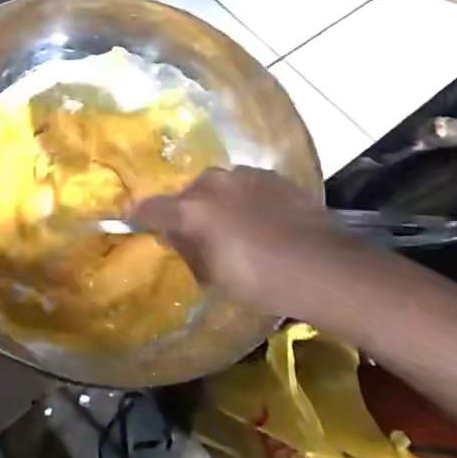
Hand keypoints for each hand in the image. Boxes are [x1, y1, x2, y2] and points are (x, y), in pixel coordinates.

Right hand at [131, 167, 349, 316]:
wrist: (322, 267)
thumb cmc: (260, 280)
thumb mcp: (214, 276)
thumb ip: (190, 252)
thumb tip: (177, 239)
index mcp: (192, 209)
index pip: (151, 207)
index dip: (140, 216)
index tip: (134, 222)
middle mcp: (214, 183)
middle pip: (188, 193)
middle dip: (186, 210)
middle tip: (193, 233)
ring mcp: (247, 176)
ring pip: (219, 186)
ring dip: (216, 201)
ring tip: (228, 225)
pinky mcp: (275, 178)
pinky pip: (247, 186)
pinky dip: (244, 199)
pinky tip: (257, 218)